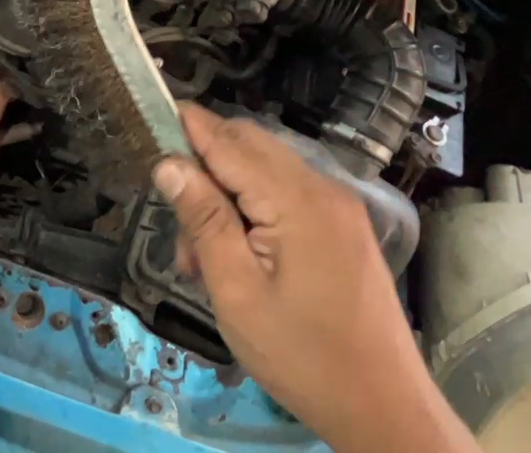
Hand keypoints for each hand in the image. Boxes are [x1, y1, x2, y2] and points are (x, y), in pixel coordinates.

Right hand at [153, 105, 478, 452]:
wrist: (386, 413)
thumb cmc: (303, 357)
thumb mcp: (236, 291)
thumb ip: (203, 219)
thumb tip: (168, 163)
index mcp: (296, 200)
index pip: (227, 140)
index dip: (185, 126)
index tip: (144, 118)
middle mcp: (321, 189)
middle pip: (247, 143)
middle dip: (201, 165)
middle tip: (174, 216)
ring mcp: (336, 207)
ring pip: (262, 168)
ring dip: (223, 191)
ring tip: (199, 254)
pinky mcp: (341, 227)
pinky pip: (284, 193)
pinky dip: (250, 207)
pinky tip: (234, 253)